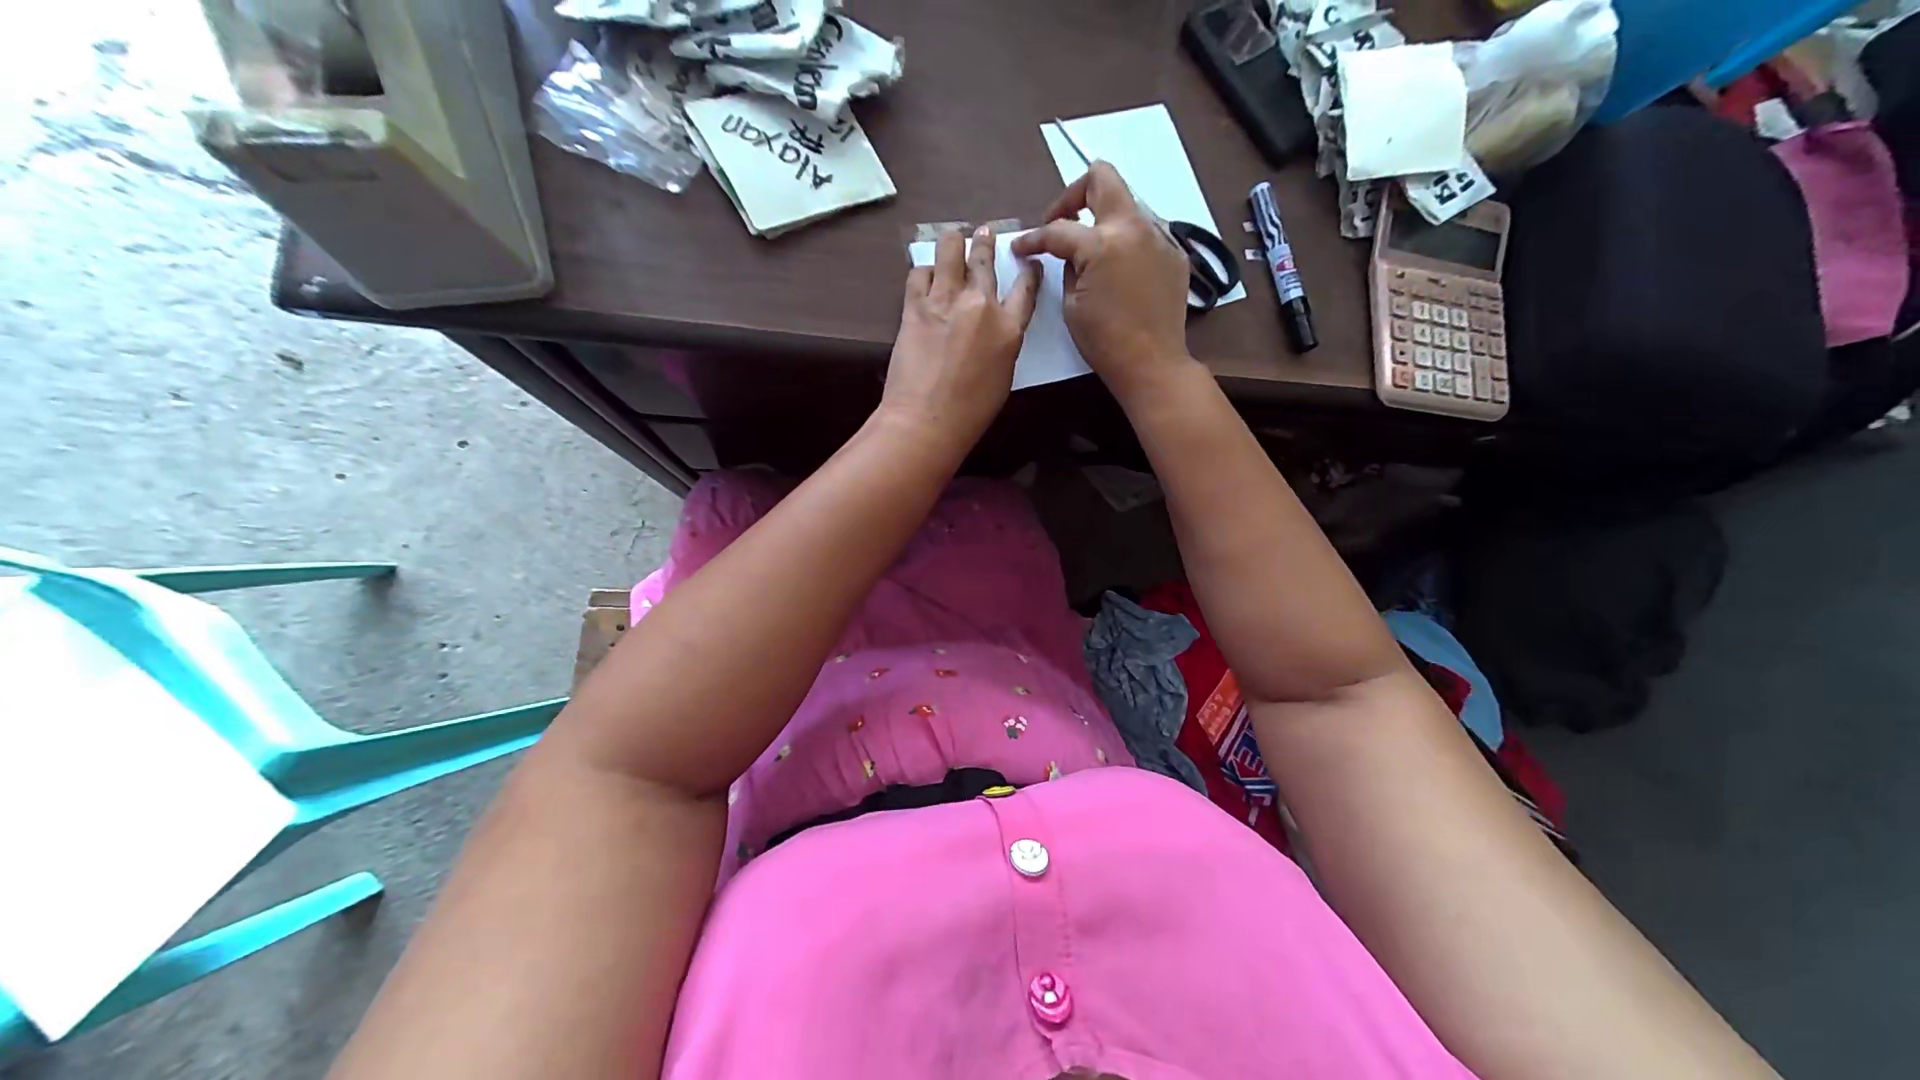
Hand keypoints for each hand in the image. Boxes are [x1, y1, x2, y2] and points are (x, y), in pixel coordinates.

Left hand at [879, 224, 1040, 451]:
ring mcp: (945, 302)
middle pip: (985, 261)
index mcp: (1010, 328)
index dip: (1028, 270)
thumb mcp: (1003, 377)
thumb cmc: (971, 412)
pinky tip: (924, 272)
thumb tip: (995, 332)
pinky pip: (919, 274)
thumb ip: (1003, 345)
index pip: (1025, 288)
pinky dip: (923, 270)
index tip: (1027, 261)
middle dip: (985, 242)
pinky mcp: (915, 307)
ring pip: (950, 252)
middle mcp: (981, 305)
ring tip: (952, 237)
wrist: (927, 420)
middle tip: (984, 232)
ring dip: (952, 242)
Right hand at [1011, 162, 1196, 403]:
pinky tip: (1118, 267)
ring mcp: (1159, 238)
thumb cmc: (1104, 341)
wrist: (1151, 363)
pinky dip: (1126, 241)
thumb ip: (1069, 266)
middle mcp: (1134, 228)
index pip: (1059, 229)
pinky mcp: (1174, 253)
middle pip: (1102, 179)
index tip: (1022, 247)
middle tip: (1061, 222)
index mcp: (1102, 244)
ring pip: (1127, 204)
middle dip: (1074, 195)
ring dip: (1103, 218)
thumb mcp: (1071, 304)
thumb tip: (1071, 254)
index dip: (1034, 238)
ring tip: (1091, 249)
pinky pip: (1146, 232)